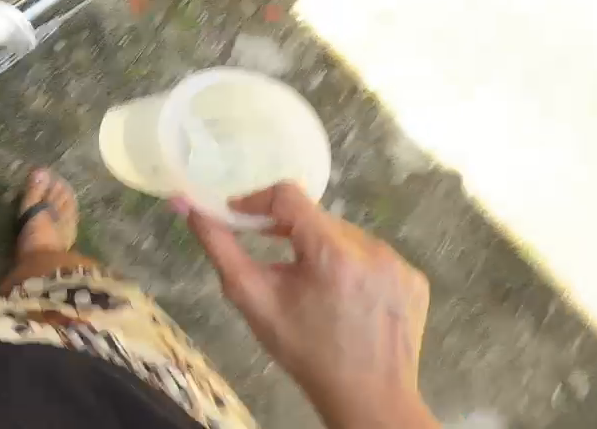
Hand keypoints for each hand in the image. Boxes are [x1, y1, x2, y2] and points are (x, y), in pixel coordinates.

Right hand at [182, 183, 435, 428]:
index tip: (238, 217)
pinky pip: (365, 249)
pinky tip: (333, 285)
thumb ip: (216, 242)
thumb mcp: (249, 295)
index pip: (288, 196)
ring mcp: (398, 265)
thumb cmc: (303, 348)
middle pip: (312, 214)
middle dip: (282, 223)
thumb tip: (183, 201)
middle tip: (260, 243)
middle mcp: (372, 251)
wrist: (368, 401)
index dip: (256, 200)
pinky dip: (342, 256)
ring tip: (297, 269)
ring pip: (338, 230)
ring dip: (311, 239)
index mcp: (333, 254)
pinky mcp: (413, 279)